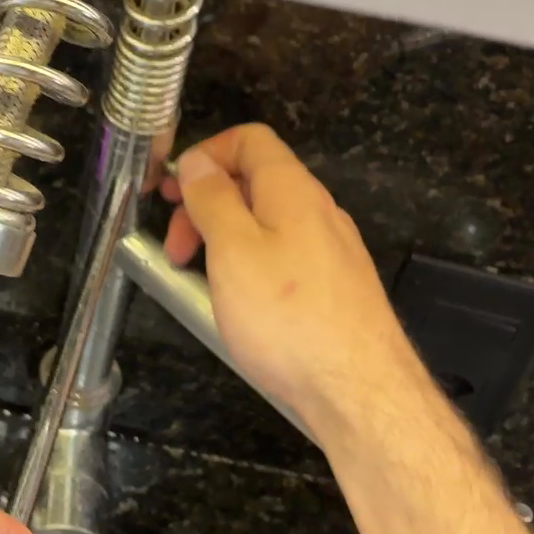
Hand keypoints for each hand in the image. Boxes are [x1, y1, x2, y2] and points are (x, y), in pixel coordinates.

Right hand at [162, 124, 416, 433]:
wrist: (360, 393)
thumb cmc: (289, 318)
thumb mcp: (232, 250)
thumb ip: (212, 198)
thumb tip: (198, 162)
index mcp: (292, 190)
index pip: (250, 140)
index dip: (206, 154)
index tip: (174, 190)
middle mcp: (317, 212)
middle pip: (253, 183)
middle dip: (205, 206)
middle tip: (175, 247)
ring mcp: (329, 251)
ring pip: (265, 225)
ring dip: (223, 241)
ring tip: (197, 283)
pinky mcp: (333, 288)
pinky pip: (282, 260)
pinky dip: (249, 269)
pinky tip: (235, 307)